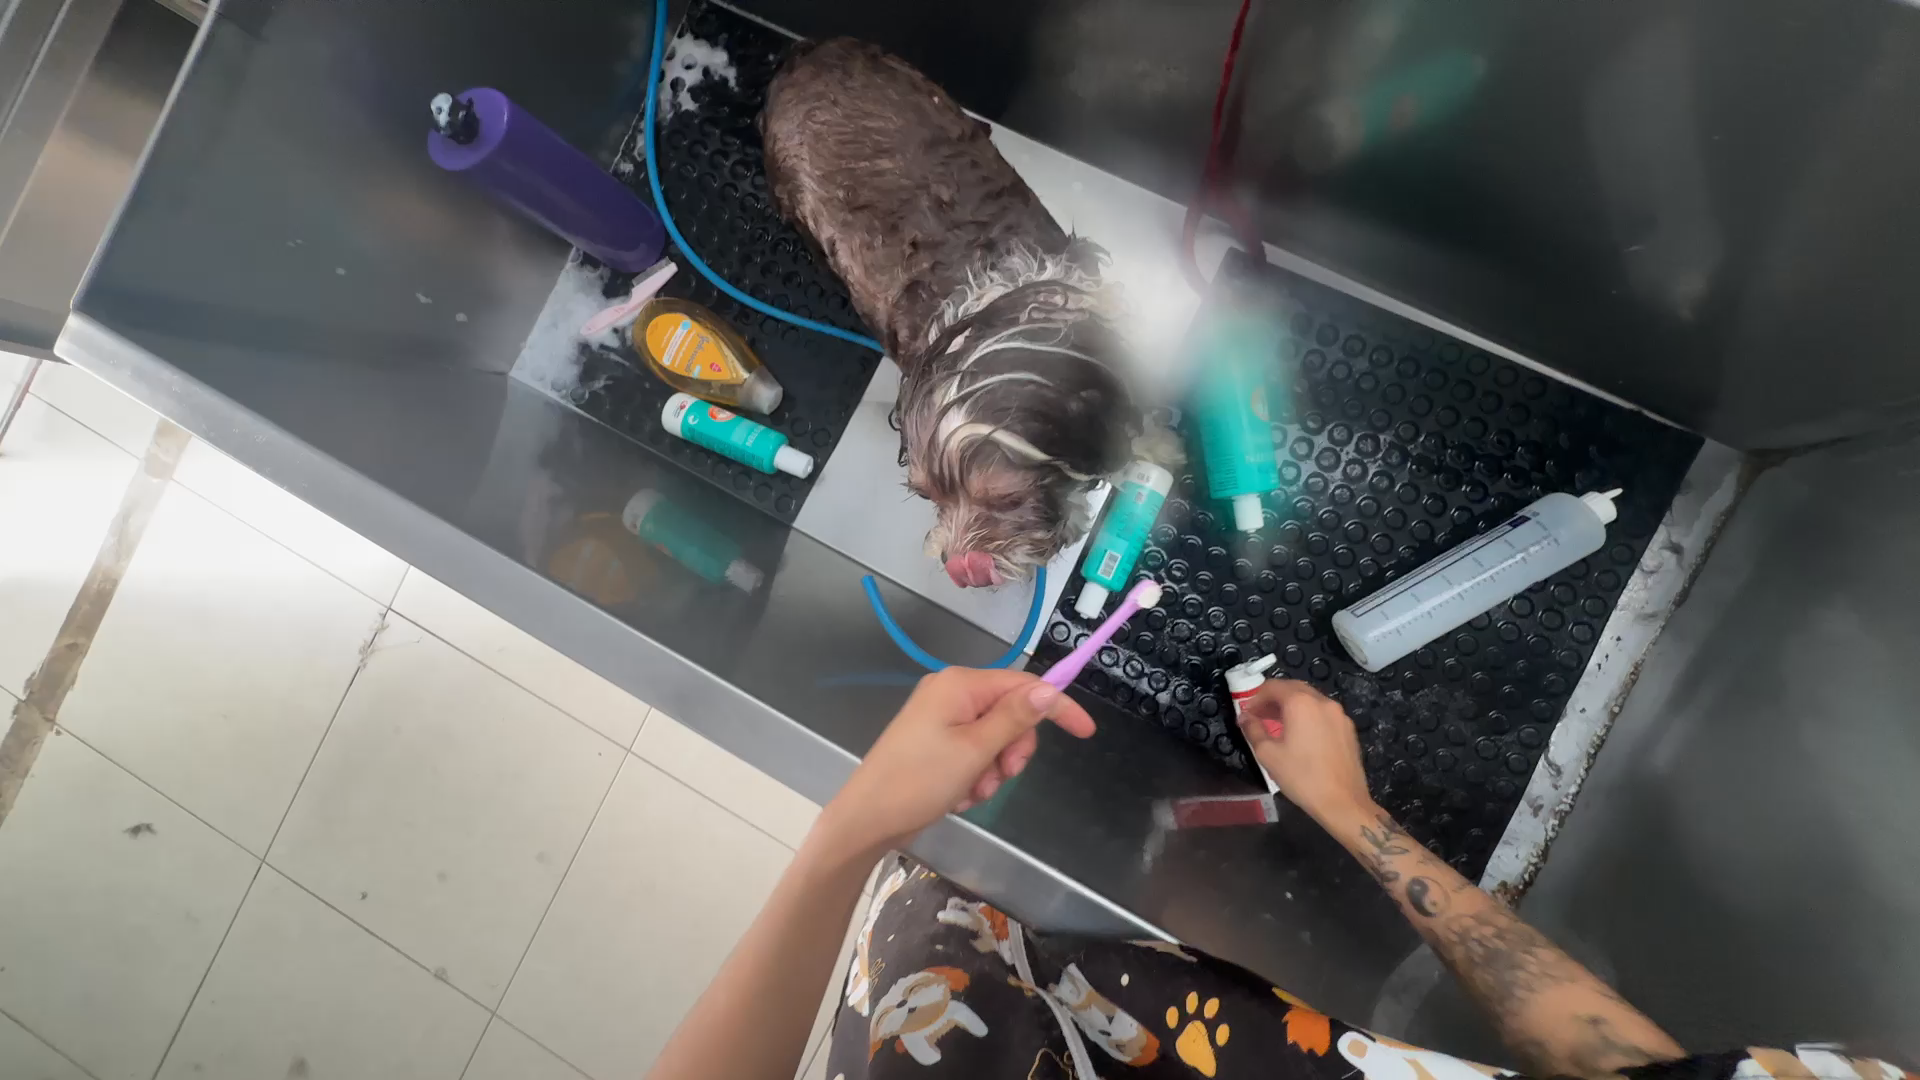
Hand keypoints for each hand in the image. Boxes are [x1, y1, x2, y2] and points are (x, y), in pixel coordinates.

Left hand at [817, 668, 1095, 855]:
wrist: (867, 819)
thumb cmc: (920, 780)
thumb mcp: (975, 750)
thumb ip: (1015, 717)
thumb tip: (1049, 688)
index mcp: (960, 684)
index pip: (1023, 684)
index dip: (1056, 706)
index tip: (1085, 732)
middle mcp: (951, 692)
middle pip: (1010, 713)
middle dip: (1012, 749)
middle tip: (1000, 775)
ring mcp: (941, 717)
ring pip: (995, 739)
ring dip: (993, 770)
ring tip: (971, 791)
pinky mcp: (935, 741)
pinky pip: (974, 753)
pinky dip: (975, 776)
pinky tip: (958, 795)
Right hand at [1236, 679, 1375, 829]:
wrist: (1343, 802)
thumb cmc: (1301, 776)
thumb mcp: (1267, 753)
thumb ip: (1253, 729)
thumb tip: (1245, 717)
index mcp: (1300, 703)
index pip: (1273, 687)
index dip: (1256, 698)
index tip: (1247, 713)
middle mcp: (1322, 702)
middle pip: (1293, 688)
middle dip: (1274, 699)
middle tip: (1260, 716)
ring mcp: (1339, 715)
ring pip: (1310, 699)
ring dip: (1291, 706)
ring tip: (1279, 726)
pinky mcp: (1349, 729)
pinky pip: (1323, 713)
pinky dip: (1308, 715)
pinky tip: (1302, 735)